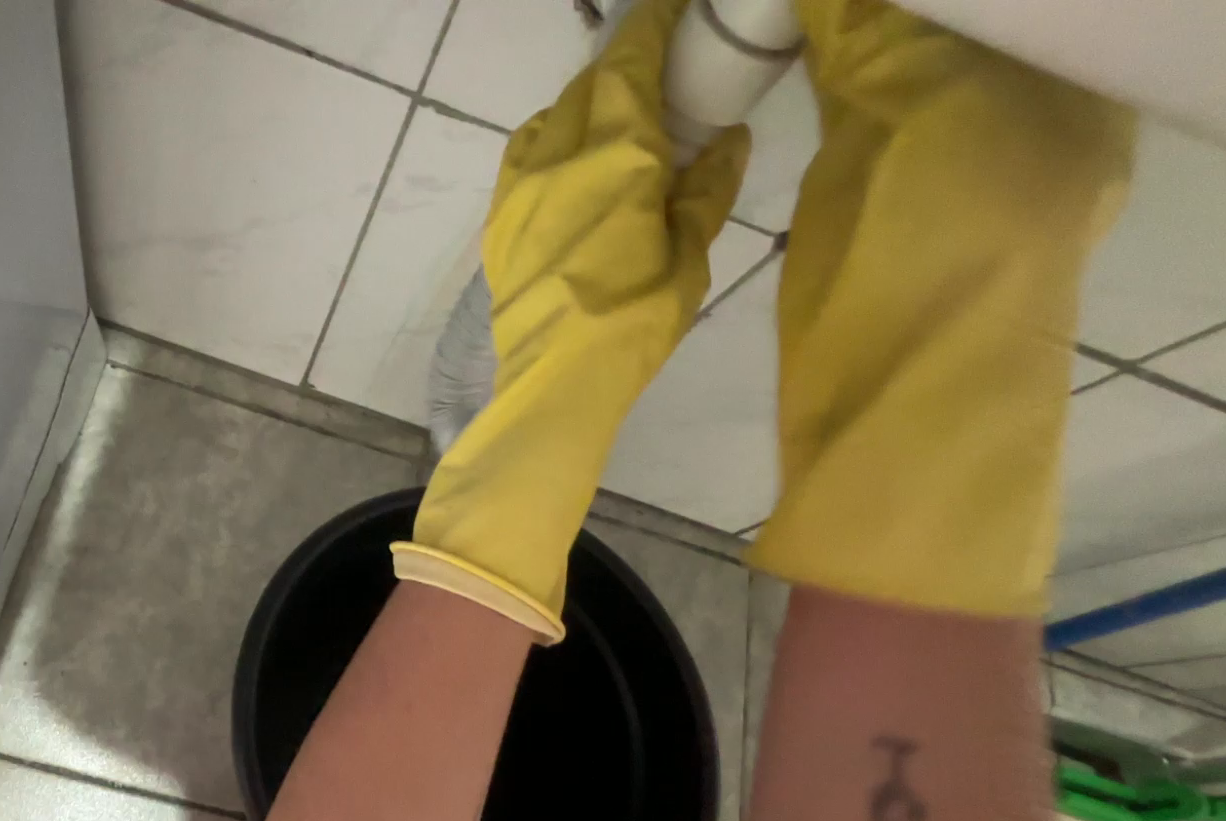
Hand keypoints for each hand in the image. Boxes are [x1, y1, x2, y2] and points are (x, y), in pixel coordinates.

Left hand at [393, 0, 749, 642]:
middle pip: (588, 84)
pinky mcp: (498, 225)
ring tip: (609, 126)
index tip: (671, 10)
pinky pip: (521, 161)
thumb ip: (707, 188)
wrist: (557, 377)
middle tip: (652, 77)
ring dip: (581, 107)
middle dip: (621, 67)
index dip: (652, 23)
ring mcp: (519, 190)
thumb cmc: (634, 319)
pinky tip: (566, 168)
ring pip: (548, 120)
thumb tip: (726, 140)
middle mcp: (558, 156)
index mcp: (616, 151)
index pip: (629, 59)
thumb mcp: (689, 254)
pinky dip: (547, 146)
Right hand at [749, 0, 1136, 615]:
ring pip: (883, 38)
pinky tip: (784, 25)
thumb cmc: (951, 252)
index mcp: (1063, 77)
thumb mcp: (943, 122)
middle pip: (943, 9)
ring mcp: (916, 137)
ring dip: (840, 13)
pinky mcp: (848, 175)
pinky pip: (836, 86)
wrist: (886, 386)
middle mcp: (999, 95)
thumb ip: (890, 41)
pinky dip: (812, 49)